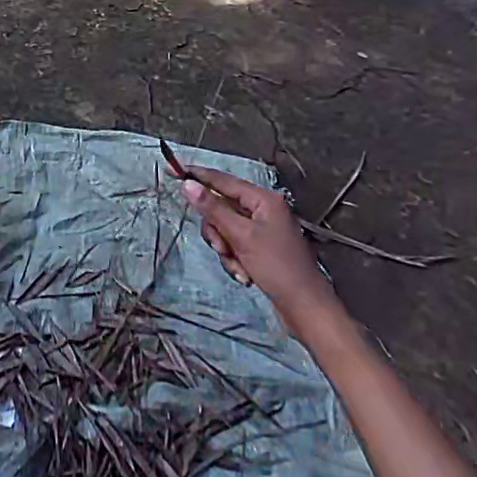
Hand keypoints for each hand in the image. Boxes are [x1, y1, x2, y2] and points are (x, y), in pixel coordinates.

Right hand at [181, 168, 338, 329]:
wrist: (305, 307)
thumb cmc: (277, 267)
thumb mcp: (241, 236)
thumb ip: (212, 208)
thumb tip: (188, 185)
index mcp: (263, 200)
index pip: (222, 180)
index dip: (196, 175)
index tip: (172, 169)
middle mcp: (262, 210)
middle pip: (220, 208)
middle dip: (217, 231)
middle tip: (221, 247)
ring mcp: (261, 230)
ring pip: (224, 229)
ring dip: (225, 249)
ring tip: (239, 266)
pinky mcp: (259, 248)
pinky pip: (233, 245)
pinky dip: (234, 259)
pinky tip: (245, 274)